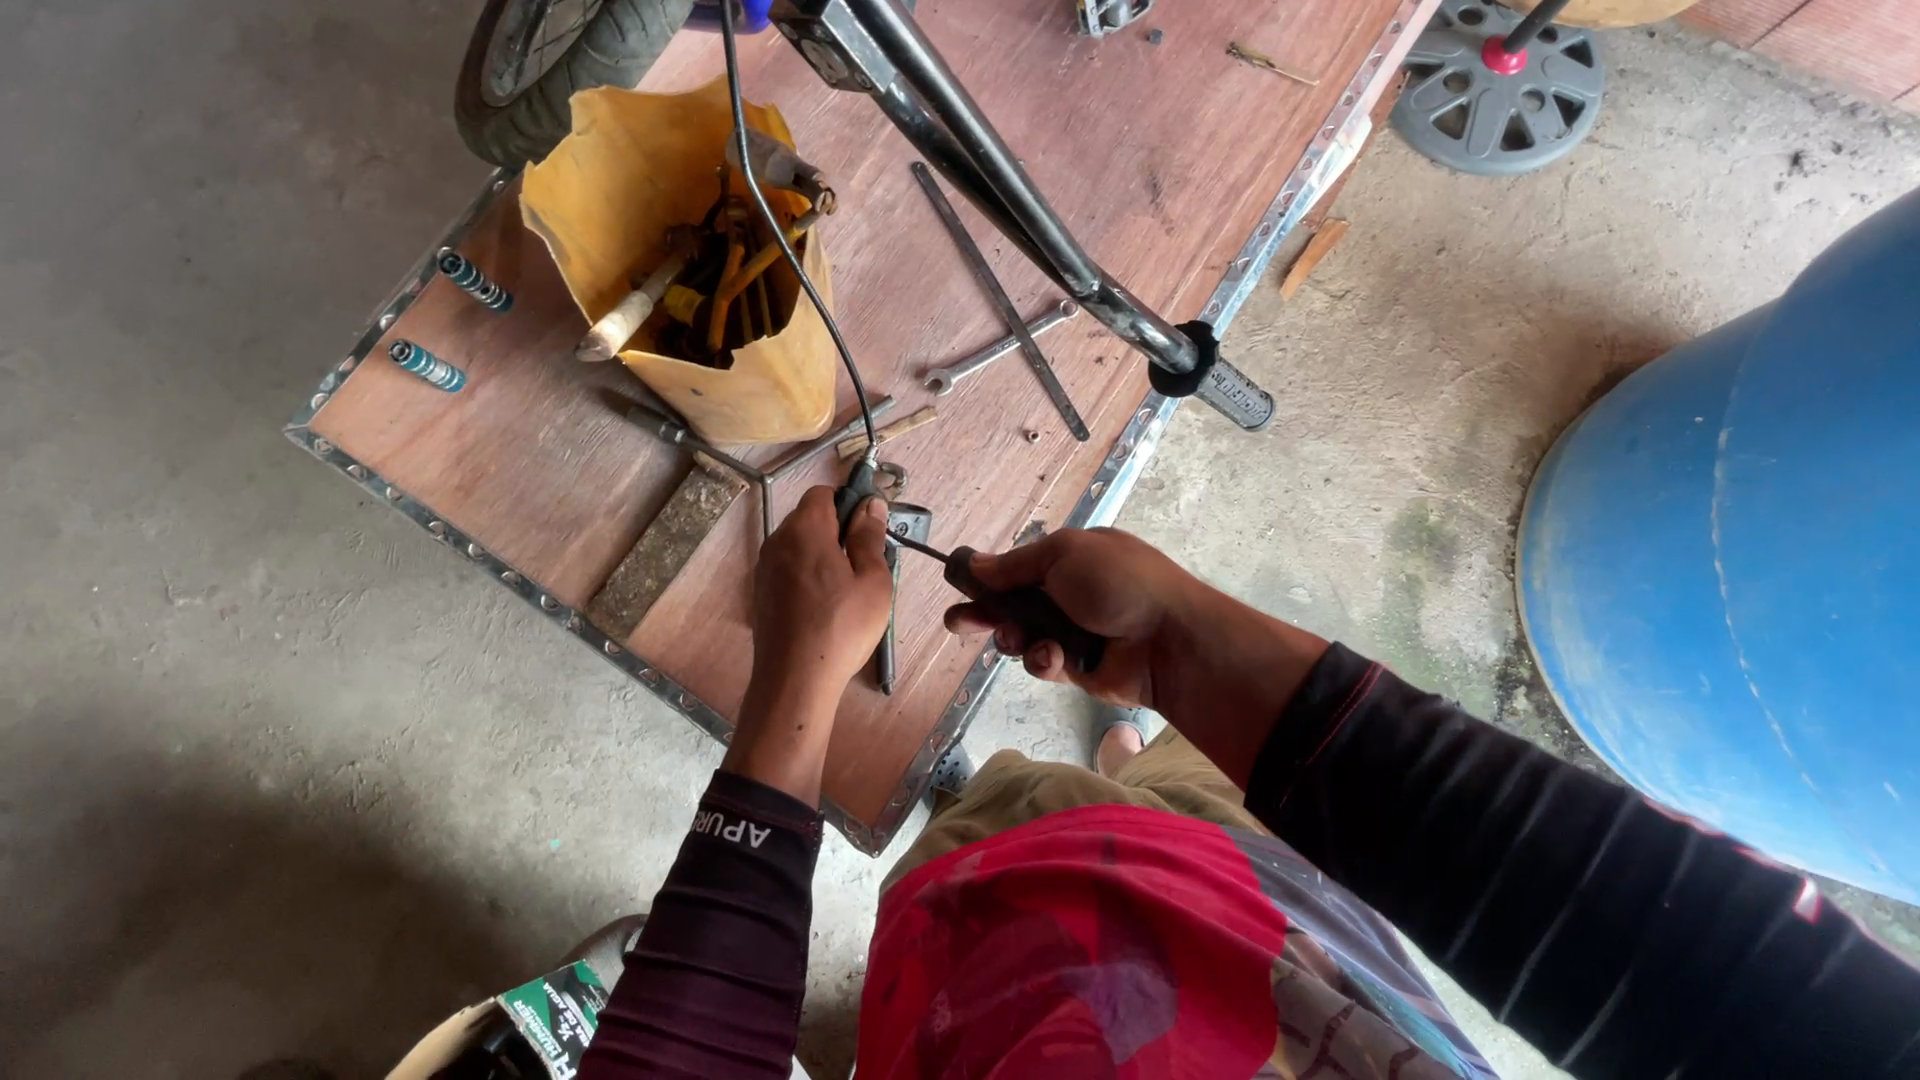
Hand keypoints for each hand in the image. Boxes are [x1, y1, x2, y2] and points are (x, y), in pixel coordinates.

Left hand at [727, 486, 893, 803]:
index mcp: (804, 530)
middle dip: (838, 530)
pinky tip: (826, 606)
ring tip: (848, 589)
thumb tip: (871, 505)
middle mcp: (777, 541)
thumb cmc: (841, 627)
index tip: (870, 528)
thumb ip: (870, 537)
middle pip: (810, 518)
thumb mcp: (872, 580)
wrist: (794, 680)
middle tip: (866, 563)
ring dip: (824, 554)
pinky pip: (789, 569)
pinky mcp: (761, 594)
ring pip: (799, 545)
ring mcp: (764, 569)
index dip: (849, 502)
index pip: (823, 493)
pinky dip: (808, 575)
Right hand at [944, 528, 1196, 707]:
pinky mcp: (1078, 668)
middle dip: (985, 614)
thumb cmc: (1118, 583)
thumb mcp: (1064, 553)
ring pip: (1025, 637)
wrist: (1168, 640)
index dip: (991, 578)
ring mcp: (1076, 632)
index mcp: (1074, 559)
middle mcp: (1074, 594)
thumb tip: (975, 563)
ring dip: (1014, 638)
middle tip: (957, 623)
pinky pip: (1045, 664)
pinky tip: (1053, 657)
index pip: (1022, 568)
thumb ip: (1016, 563)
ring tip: (1014, 639)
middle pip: (1016, 605)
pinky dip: (1044, 660)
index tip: (961, 584)